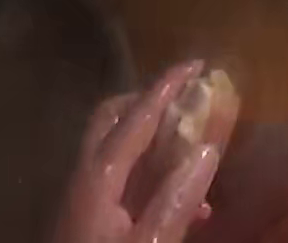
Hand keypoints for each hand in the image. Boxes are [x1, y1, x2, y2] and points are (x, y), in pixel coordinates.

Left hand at [51, 61, 224, 242]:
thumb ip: (175, 201)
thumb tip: (206, 148)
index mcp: (97, 177)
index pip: (138, 115)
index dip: (168, 85)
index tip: (198, 63)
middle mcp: (84, 177)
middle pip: (112, 118)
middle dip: (149, 100)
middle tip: (185, 99)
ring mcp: (81, 201)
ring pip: (113, 146)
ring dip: (151, 136)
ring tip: (190, 145)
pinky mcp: (86, 224)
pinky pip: (118, 179)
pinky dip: (148, 172)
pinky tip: (182, 200)